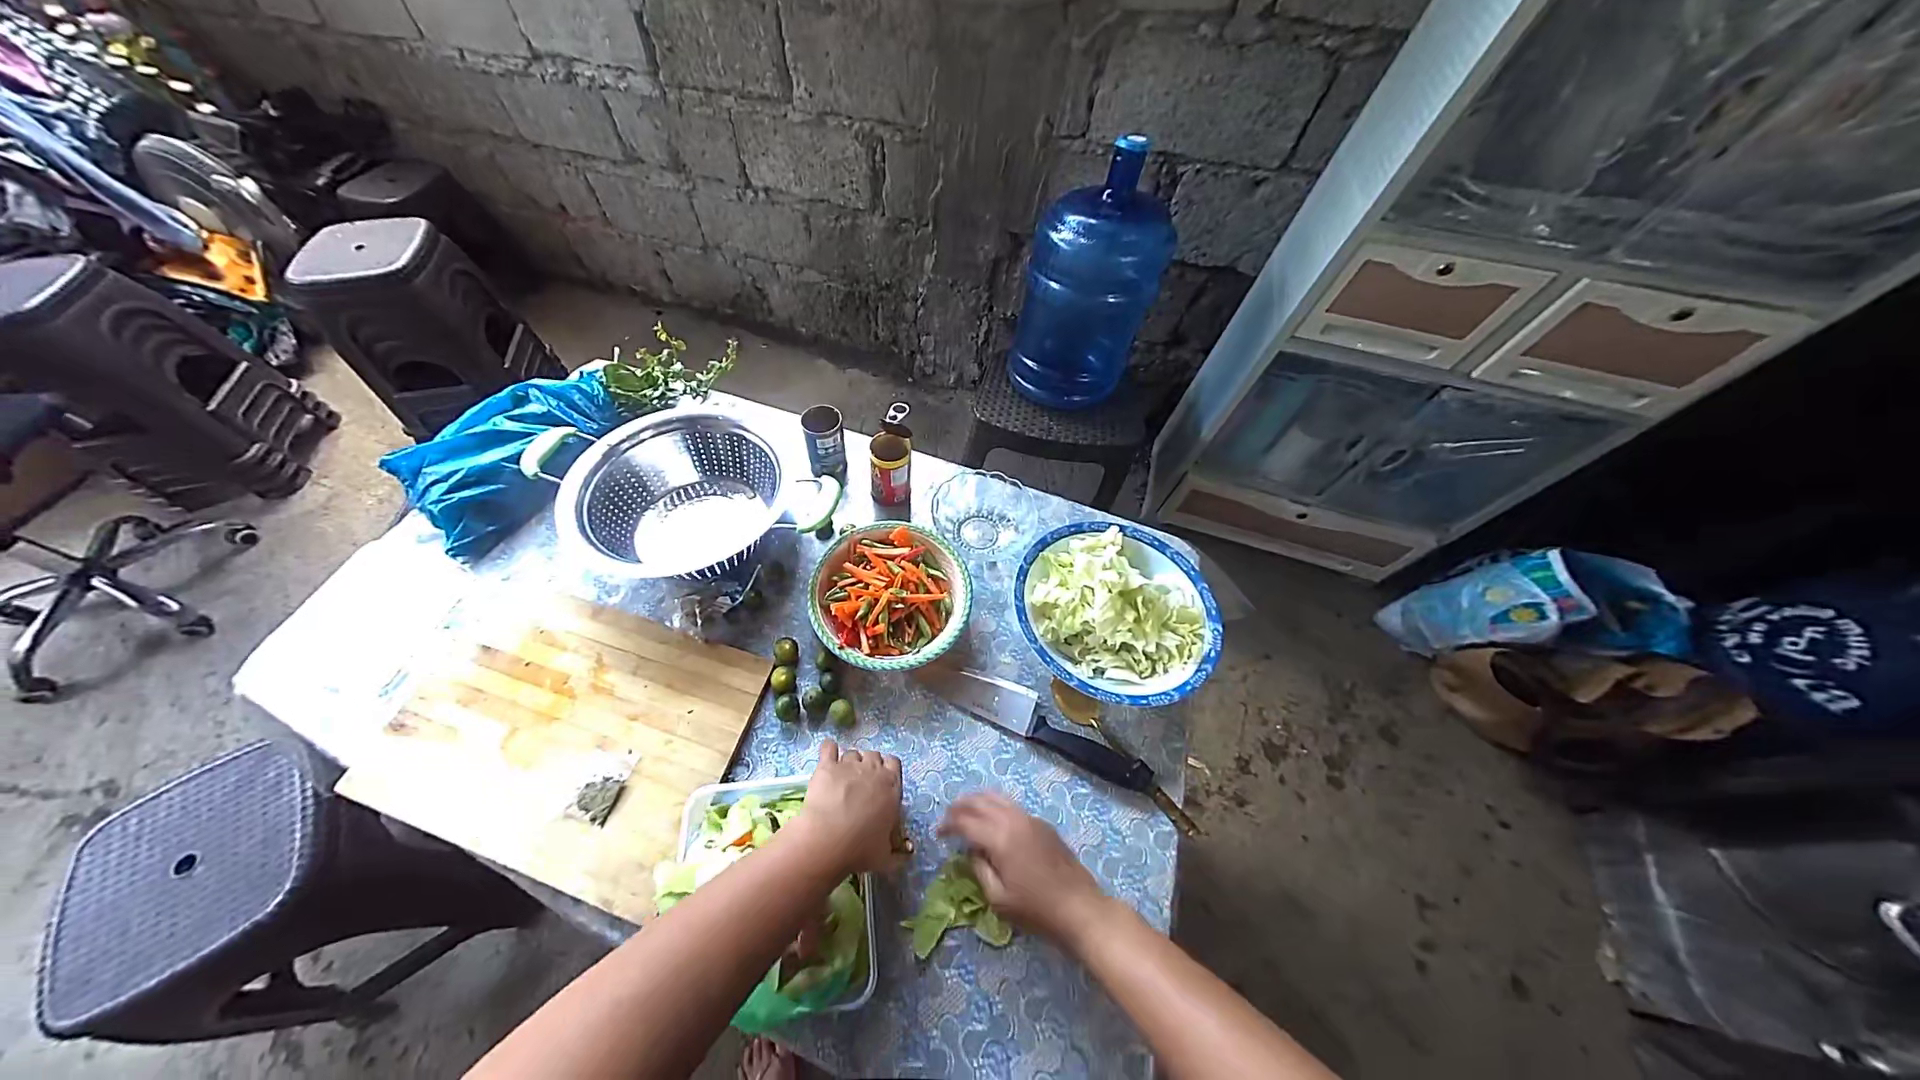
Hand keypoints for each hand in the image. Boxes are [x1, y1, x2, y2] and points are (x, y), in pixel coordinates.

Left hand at [791, 739, 901, 875]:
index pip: (894, 764)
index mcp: (892, 787)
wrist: (827, 841)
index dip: (887, 769)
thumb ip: (898, 855)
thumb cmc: (860, 849)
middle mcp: (873, 771)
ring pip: (853, 753)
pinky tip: (827, 756)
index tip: (880, 781)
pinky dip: (829, 749)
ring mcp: (849, 766)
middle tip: (861, 780)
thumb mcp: (885, 858)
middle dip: (869, 764)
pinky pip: (829, 747)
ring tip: (843, 775)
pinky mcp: (827, 766)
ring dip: (850, 760)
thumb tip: (907, 856)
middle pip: (874, 755)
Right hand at [939, 792, 1109, 946]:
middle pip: (980, 801)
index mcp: (1000, 837)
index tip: (937, 834)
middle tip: (947, 818)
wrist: (1080, 907)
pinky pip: (1012, 805)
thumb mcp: (998, 898)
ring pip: (997, 798)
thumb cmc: (1036, 909)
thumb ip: (979, 869)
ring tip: (966, 812)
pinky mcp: (1042, 824)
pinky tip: (992, 819)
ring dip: (977, 801)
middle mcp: (1014, 819)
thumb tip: (971, 851)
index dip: (947, 824)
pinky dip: (995, 805)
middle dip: (959, 806)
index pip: (965, 821)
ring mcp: (1030, 819)